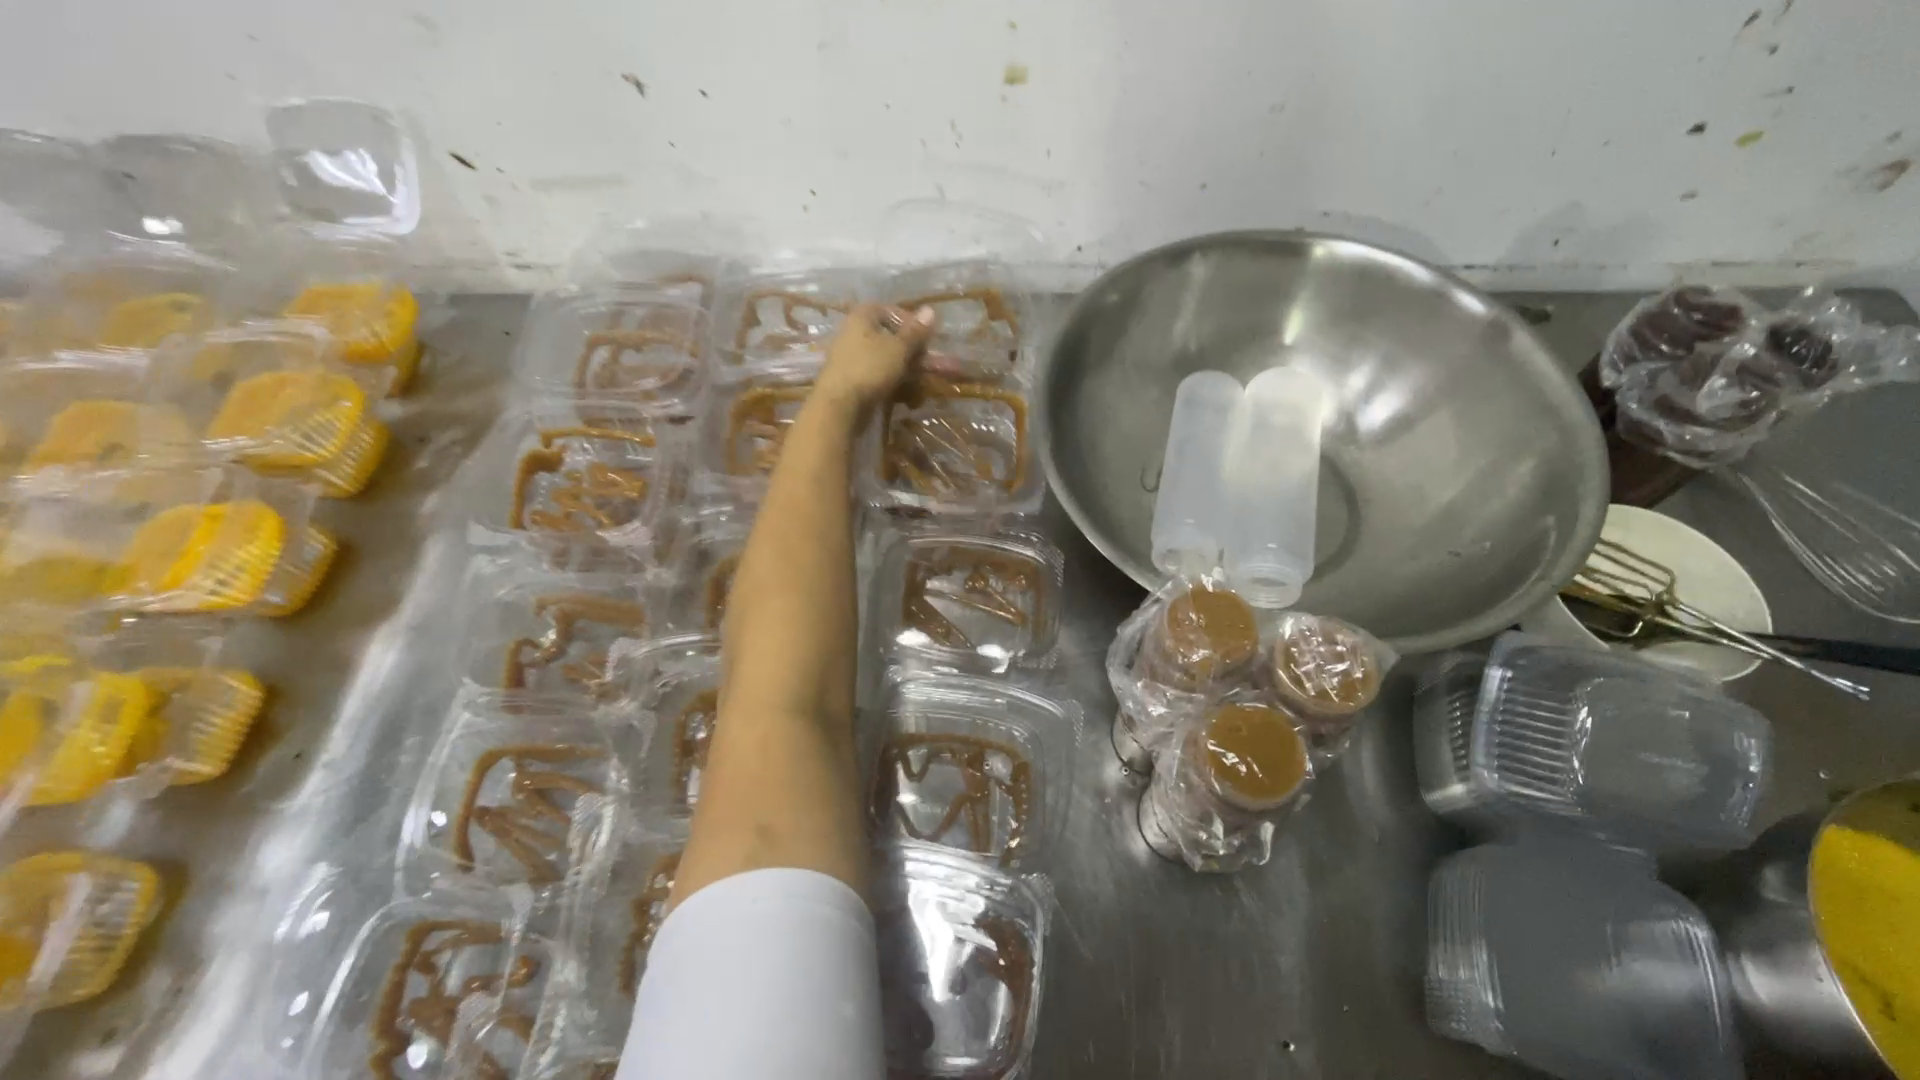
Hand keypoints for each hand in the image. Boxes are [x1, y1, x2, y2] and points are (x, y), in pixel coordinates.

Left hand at [815, 304, 936, 416]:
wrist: (839, 406)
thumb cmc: (870, 368)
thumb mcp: (898, 348)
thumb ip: (915, 332)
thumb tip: (930, 310)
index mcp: (861, 318)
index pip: (887, 310)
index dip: (907, 320)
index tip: (924, 336)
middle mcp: (852, 334)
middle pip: (887, 337)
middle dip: (910, 351)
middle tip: (927, 363)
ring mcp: (850, 359)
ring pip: (884, 360)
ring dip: (905, 370)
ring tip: (921, 384)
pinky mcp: (851, 381)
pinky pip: (876, 377)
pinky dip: (892, 384)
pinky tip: (907, 397)